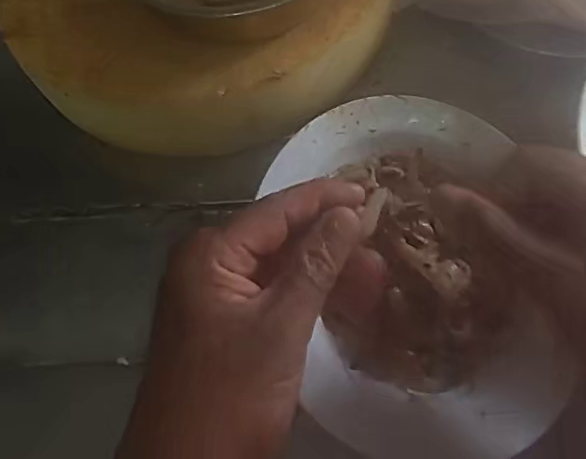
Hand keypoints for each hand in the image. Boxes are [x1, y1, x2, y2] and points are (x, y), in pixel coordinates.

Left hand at [116, 179, 372, 458]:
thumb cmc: (229, 396)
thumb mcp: (279, 329)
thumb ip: (315, 265)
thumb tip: (347, 213)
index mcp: (211, 251)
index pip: (276, 210)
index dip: (323, 198)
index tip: (366, 189)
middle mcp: (208, 261)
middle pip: (278, 236)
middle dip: (329, 238)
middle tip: (377, 237)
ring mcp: (214, 293)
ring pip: (278, 266)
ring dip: (323, 269)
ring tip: (373, 271)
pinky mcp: (225, 322)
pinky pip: (270, 293)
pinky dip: (305, 295)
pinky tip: (343, 296)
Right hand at [440, 147, 585, 458]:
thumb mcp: (553, 282)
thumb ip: (494, 232)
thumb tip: (439, 192)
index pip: (526, 161)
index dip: (491, 190)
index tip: (472, 229)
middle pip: (546, 177)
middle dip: (513, 208)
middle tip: (494, 252)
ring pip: (564, 199)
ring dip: (534, 224)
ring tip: (521, 266)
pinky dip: (561, 236)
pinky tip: (554, 273)